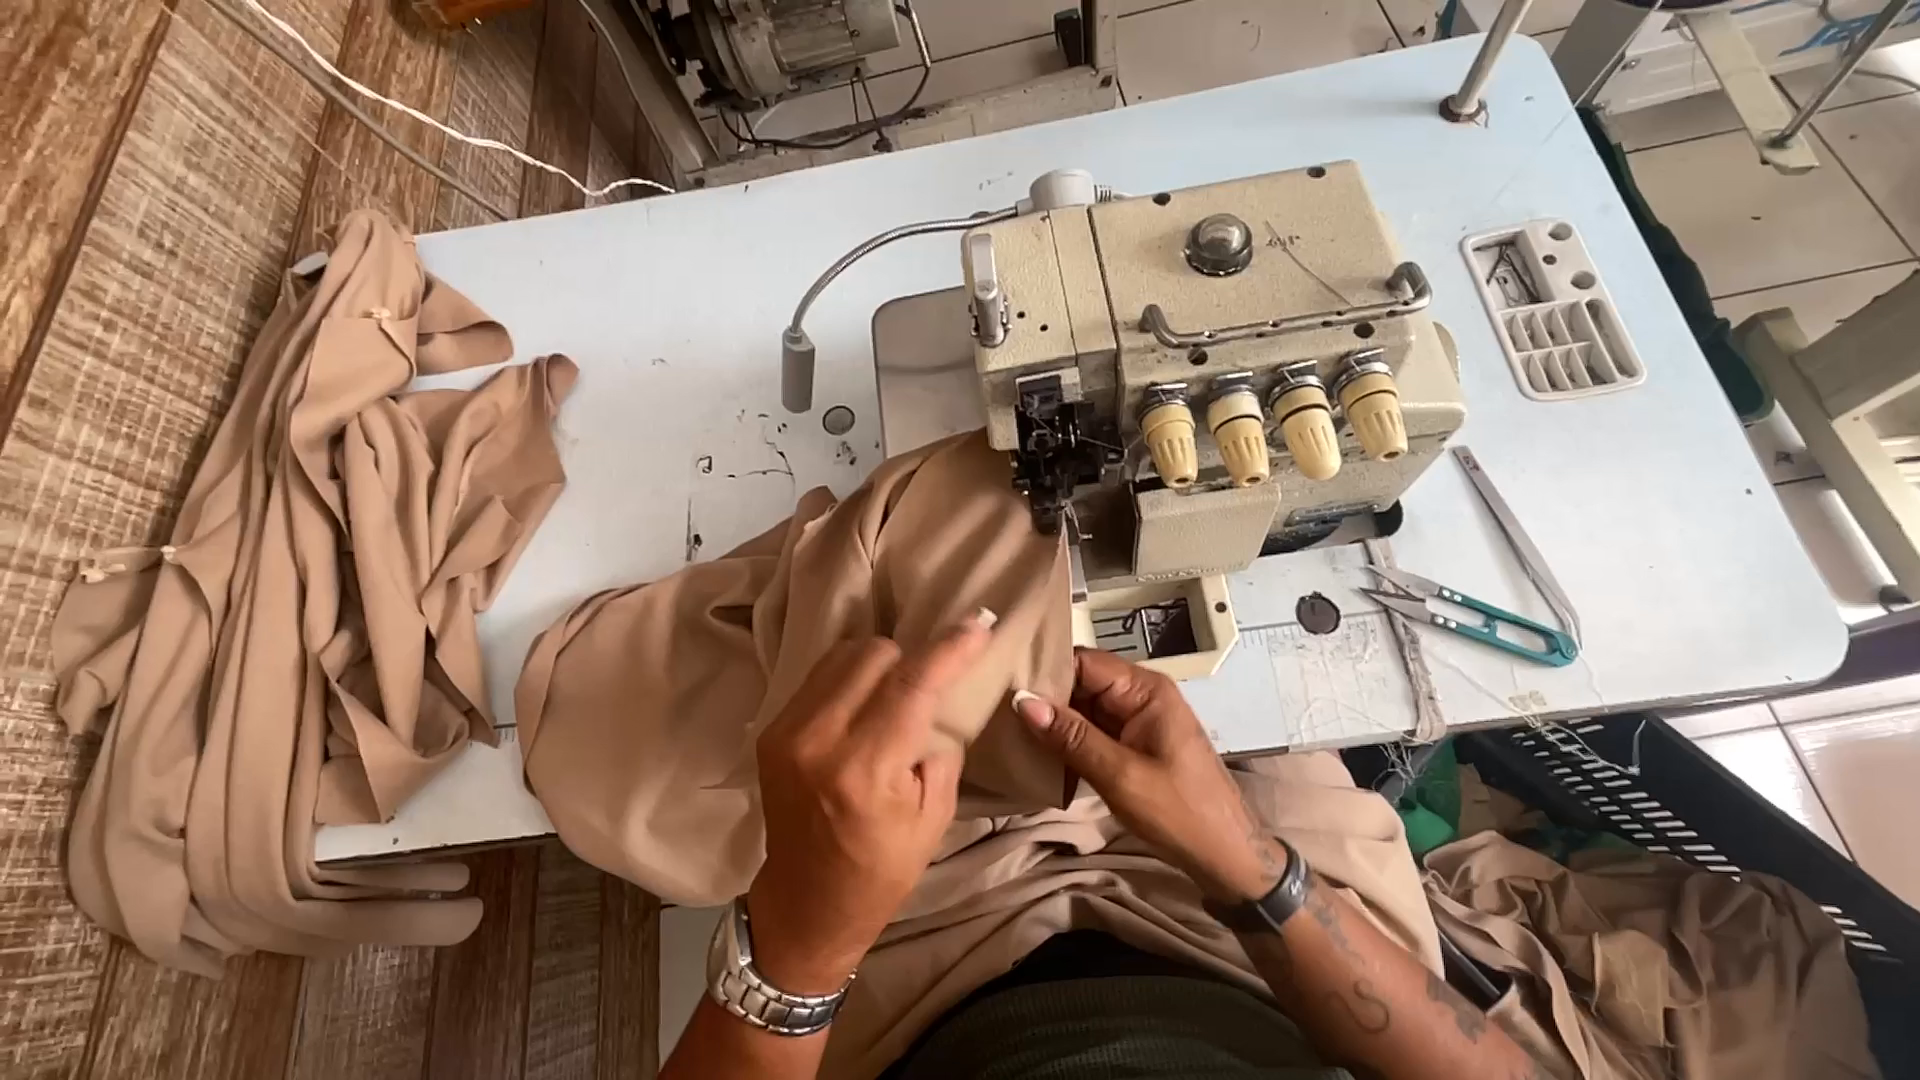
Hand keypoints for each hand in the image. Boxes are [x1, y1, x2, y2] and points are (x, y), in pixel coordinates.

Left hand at [746, 611, 995, 993]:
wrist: (804, 904)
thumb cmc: (881, 870)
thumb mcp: (933, 815)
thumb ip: (939, 744)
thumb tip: (939, 692)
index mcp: (864, 769)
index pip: (912, 684)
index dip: (950, 648)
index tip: (980, 623)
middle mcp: (818, 740)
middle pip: (874, 654)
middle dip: (911, 659)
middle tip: (930, 684)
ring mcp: (786, 731)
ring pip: (843, 655)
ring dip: (879, 663)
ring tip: (895, 693)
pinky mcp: (770, 730)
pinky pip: (819, 675)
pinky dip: (850, 678)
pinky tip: (863, 703)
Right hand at [1013, 647, 1285, 903]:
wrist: (1225, 855)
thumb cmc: (1179, 811)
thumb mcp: (1120, 775)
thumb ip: (1071, 736)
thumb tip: (1022, 701)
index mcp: (1145, 689)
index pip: (1083, 661)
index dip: (1045, 670)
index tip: (1004, 683)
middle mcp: (1139, 694)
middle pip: (1080, 680)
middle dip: (1044, 694)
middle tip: (998, 707)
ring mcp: (1135, 718)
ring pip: (1082, 705)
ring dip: (1053, 718)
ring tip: (1007, 725)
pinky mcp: (1131, 742)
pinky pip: (1091, 728)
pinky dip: (1067, 737)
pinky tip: (1037, 747)